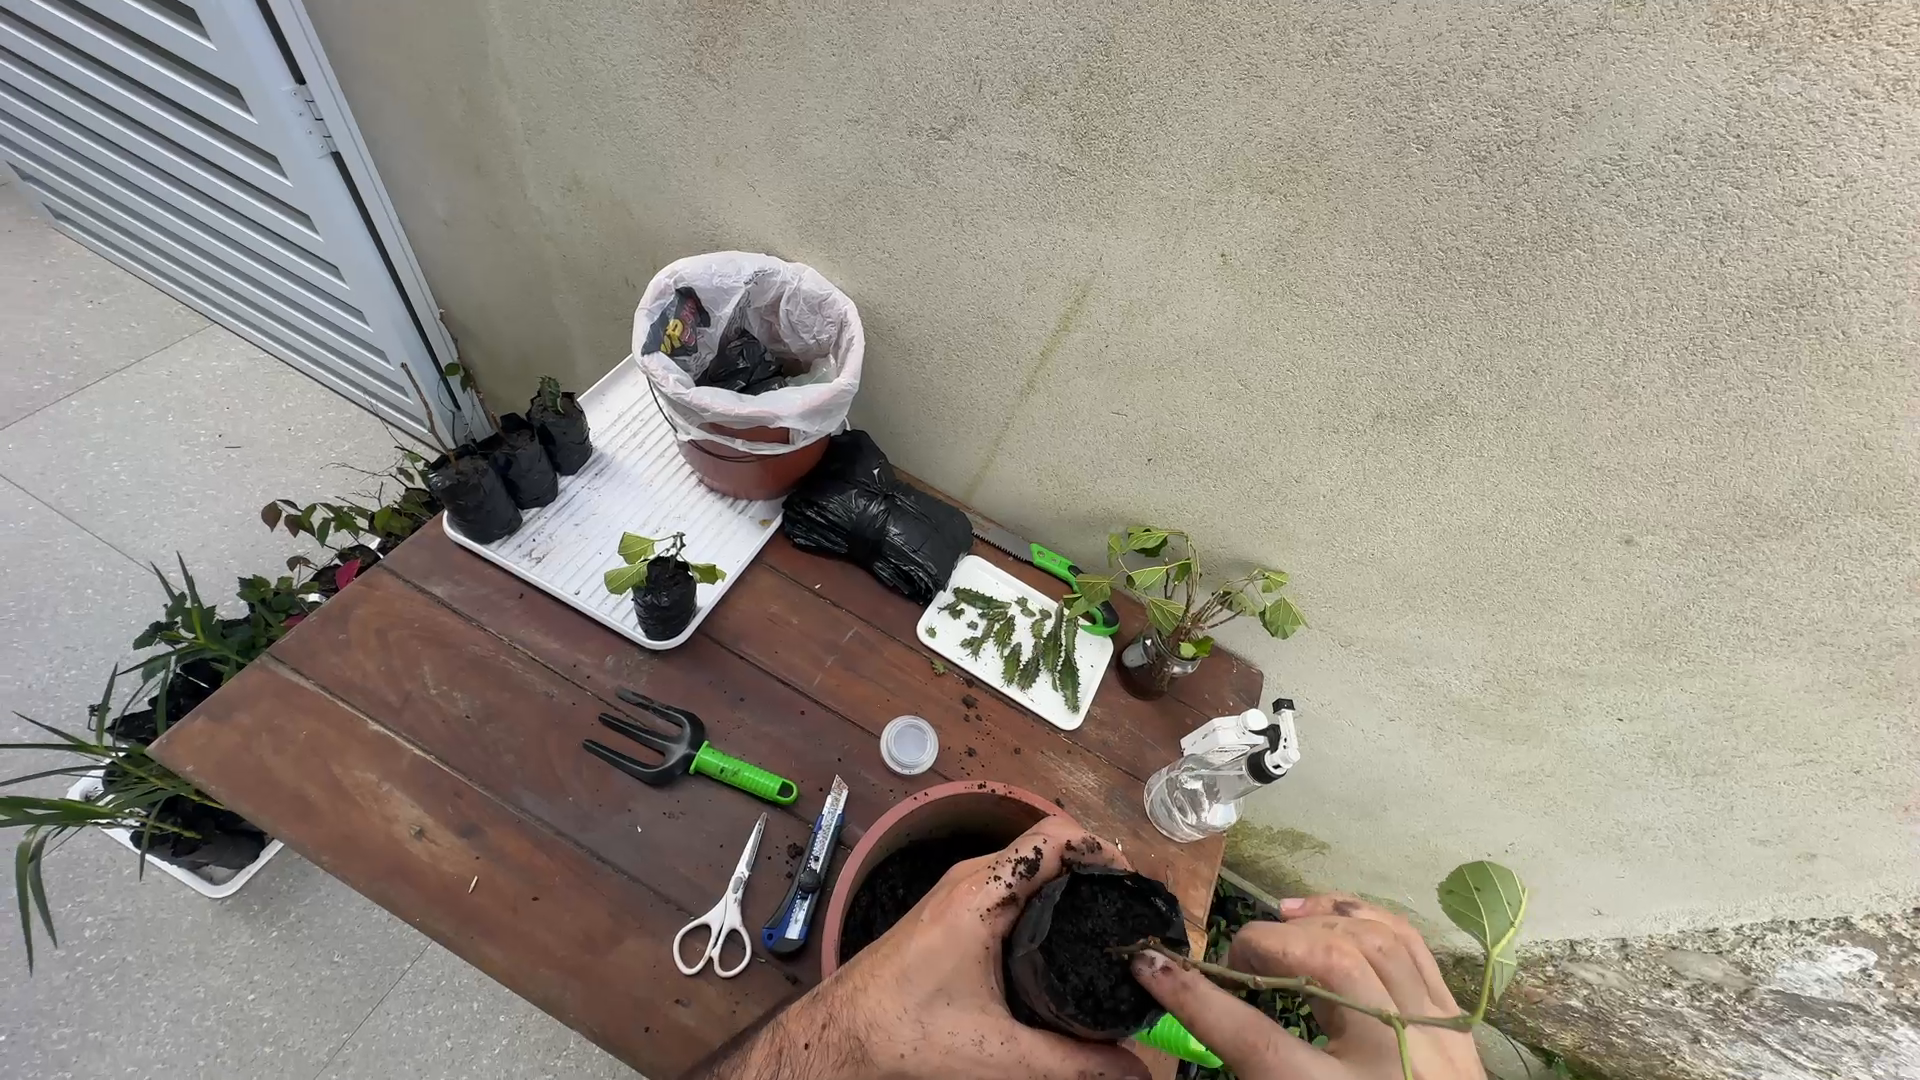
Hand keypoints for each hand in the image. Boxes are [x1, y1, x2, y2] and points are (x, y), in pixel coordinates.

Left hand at [804, 816, 1149, 1079]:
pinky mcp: (952, 901)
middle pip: (1045, 842)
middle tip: (1128, 904)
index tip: (1133, 882)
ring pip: (1026, 857)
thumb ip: (1072, 1065)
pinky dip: (1043, 885)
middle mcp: (972, 875)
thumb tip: (1136, 1070)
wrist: (843, 1030)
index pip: (1052, 838)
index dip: (1099, 848)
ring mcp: (959, 884)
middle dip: (1092, 862)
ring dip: (1067, 872)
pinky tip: (1059, 925)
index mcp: (983, 893)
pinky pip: (1009, 875)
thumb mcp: (998, 1055)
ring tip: (1104, 913)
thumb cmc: (910, 1032)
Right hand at [1129, 894, 1482, 1079]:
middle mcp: (1397, 1065)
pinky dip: (1359, 914)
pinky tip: (1323, 914)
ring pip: (1369, 941)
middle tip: (1238, 966)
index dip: (1193, 995)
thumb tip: (1184, 993)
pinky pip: (1407, 941)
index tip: (1149, 963)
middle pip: (1322, 966)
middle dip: (1261, 947)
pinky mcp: (1457, 1026)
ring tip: (1277, 927)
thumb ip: (1245, 1059)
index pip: (1253, 1038)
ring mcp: (1437, 1040)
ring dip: (1311, 922)